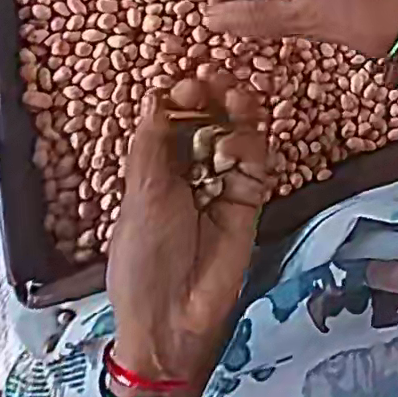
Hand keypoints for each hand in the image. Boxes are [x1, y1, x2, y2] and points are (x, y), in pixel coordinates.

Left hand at [106, 72, 272, 396]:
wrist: (174, 316)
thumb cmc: (145, 254)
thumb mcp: (141, 193)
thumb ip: (152, 142)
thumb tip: (154, 94)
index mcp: (159, 165)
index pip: (176, 119)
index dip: (183, 98)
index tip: (187, 83)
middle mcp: (193, 168)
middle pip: (210, 120)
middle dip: (213, 97)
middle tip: (215, 79)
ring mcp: (223, 181)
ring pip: (236, 134)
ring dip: (237, 111)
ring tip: (235, 95)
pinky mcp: (250, 197)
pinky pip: (256, 161)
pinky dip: (250, 143)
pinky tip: (237, 139)